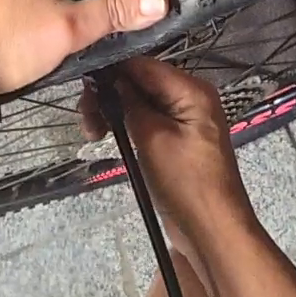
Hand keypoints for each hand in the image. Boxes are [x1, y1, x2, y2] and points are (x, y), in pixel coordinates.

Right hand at [82, 58, 255, 243]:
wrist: (212, 232)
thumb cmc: (185, 182)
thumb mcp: (152, 137)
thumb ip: (130, 102)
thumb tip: (109, 77)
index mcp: (191, 88)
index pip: (142, 64)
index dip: (111, 70)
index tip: (83, 87)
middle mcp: (189, 95)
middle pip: (140, 80)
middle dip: (110, 94)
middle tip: (86, 119)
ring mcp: (184, 117)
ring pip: (140, 100)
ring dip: (114, 111)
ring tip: (92, 132)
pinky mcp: (176, 137)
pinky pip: (147, 118)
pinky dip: (126, 123)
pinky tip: (107, 135)